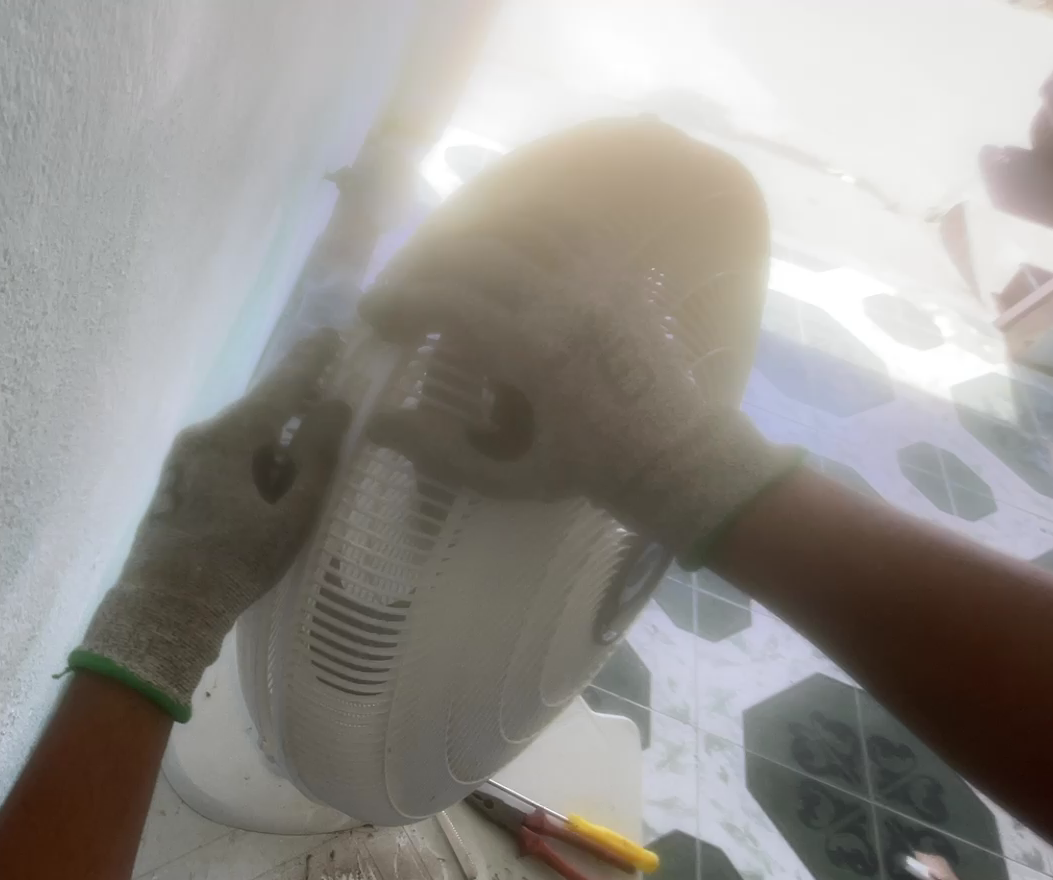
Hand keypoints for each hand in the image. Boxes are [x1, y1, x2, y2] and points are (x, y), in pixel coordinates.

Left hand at [71, 331, 352, 718]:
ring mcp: (183, 460)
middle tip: (329, 422)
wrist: (162, 610)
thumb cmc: (232, 567)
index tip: (334, 335)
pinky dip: (252, 468)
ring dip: (273, 451)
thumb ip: (316, 459)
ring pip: (242, 441)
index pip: (279, 387)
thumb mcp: (289, 518)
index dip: (310, 361)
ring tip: (296, 489)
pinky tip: (266, 501)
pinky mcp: (177, 483)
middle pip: (259, 414)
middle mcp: (200, 437)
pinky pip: (224, 460)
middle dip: (294, 416)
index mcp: (228, 439)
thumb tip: (334, 405)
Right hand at [359, 244, 797, 565]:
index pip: (449, 302)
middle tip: (394, 296)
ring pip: (513, 231)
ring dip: (460, 243)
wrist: (678, 456)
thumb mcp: (506, 479)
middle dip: (419, 270)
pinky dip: (514, 227)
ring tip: (433, 269)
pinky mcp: (615, 276)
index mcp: (535, 355)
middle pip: (473, 256)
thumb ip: (438, 452)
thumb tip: (378, 423)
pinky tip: (489, 249)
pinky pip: (559, 228)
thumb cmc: (587, 474)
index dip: (400, 302)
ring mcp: (595, 283)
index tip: (374, 318)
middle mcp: (563, 305)